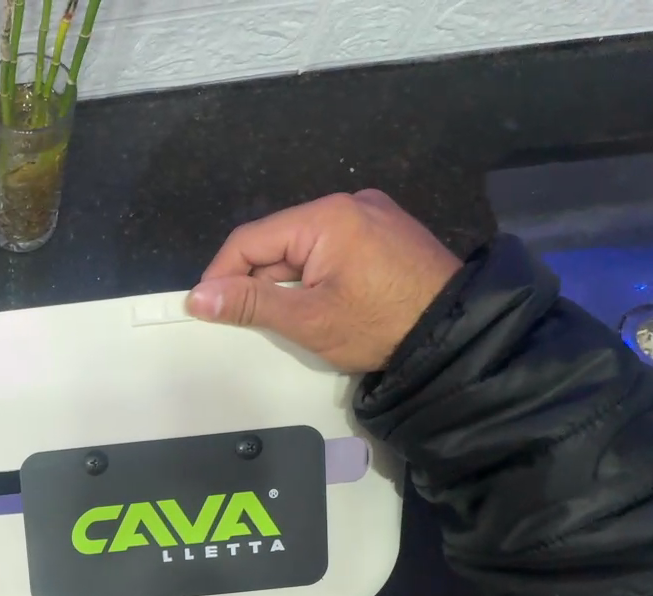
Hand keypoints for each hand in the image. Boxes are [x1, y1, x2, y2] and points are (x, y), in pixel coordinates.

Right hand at [186, 190, 461, 372]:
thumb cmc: (379, 325)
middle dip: (254, 281)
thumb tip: (197, 297)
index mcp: (326, 217)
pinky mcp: (383, 233)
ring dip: (282, 282)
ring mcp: (369, 216)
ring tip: (288, 318)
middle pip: (275, 242)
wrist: (455, 334)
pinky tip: (316, 303)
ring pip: (300, 248)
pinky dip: (310, 276)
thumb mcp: (307, 319)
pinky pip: (328, 249)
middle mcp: (347, 204)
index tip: (205, 309)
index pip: (249, 239)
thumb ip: (249, 303)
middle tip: (247, 323)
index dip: (220, 275)